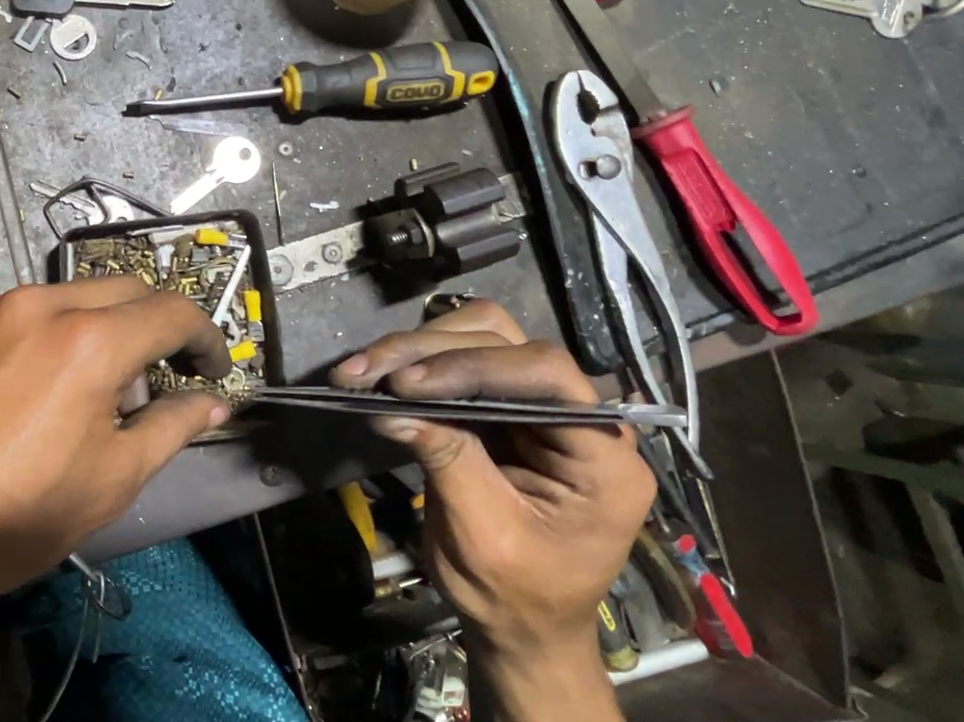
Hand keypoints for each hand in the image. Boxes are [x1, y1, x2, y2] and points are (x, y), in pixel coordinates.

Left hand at [0, 279, 228, 721]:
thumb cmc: (18, 513)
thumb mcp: (113, 477)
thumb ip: (172, 426)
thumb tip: (213, 404)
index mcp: (90, 340)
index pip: (171, 313)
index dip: (206, 338)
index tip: (213, 368)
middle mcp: (45, 304)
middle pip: (128, 290)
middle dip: (161, 323)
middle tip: (169, 373)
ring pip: (80, 293)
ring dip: (112, 323)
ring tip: (108, 385)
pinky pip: (37, 307)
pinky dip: (67, 326)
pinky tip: (56, 378)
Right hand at [331, 300, 653, 717]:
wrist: (519, 626)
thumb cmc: (515, 596)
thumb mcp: (482, 536)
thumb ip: (448, 462)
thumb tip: (390, 407)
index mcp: (602, 457)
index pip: (547, 376)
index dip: (475, 367)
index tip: (408, 385)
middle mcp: (577, 416)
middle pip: (505, 344)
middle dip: (427, 353)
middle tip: (363, 373)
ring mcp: (537, 405)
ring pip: (478, 337)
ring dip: (414, 348)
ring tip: (361, 372)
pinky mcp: (500, 406)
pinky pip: (457, 361)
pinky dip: (412, 362)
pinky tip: (374, 377)